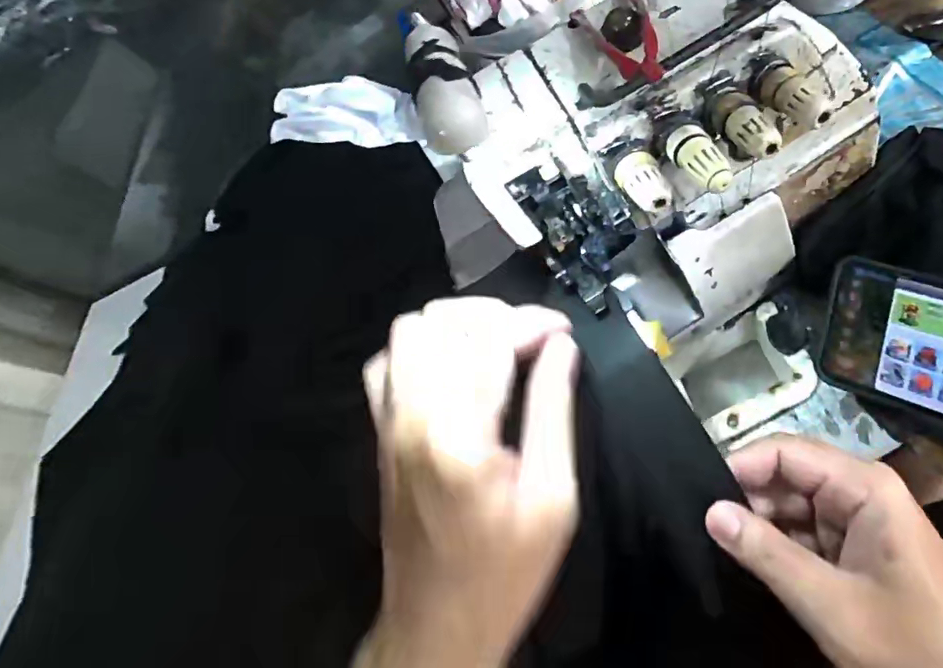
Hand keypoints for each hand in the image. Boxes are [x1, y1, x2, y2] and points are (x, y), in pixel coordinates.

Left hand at [354, 298, 580, 667]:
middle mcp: (414, 415)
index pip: (492, 338)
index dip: (533, 322)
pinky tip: (453, 364)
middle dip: (499, 315)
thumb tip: (562, 347)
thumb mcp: (552, 498)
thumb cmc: (503, 572)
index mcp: (460, 435)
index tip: (563, 331)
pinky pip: (387, 359)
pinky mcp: (380, 428)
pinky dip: (422, 345)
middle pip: (447, 320)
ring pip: (412, 327)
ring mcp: (389, 419)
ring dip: (460, 323)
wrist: (434, 626)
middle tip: (534, 340)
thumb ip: (554, 410)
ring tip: (497, 345)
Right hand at [706, 435, 942, 667]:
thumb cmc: (912, 648)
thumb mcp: (830, 604)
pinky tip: (761, 565)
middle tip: (710, 528)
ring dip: (767, 526)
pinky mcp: (864, 548)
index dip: (742, 466)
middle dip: (752, 498)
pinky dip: (786, 546)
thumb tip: (710, 512)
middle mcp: (863, 489)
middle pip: (791, 474)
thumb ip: (766, 554)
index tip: (702, 494)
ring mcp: (865, 519)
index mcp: (863, 485)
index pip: (786, 451)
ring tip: (728, 548)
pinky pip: (813, 531)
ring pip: (797, 504)